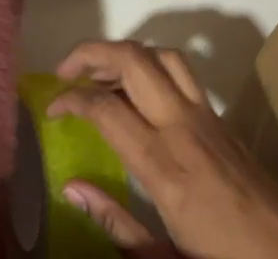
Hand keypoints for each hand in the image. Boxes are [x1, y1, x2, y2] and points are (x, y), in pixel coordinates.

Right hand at [49, 41, 277, 258]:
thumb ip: (115, 223)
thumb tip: (70, 188)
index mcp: (165, 166)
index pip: (105, 107)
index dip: (68, 99)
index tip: (51, 110)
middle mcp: (185, 129)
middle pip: (134, 59)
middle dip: (91, 52)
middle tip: (66, 71)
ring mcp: (210, 121)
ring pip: (163, 56)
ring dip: (126, 54)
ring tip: (102, 76)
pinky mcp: (226, 125)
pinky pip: (183, 75)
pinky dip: (152, 69)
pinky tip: (141, 99)